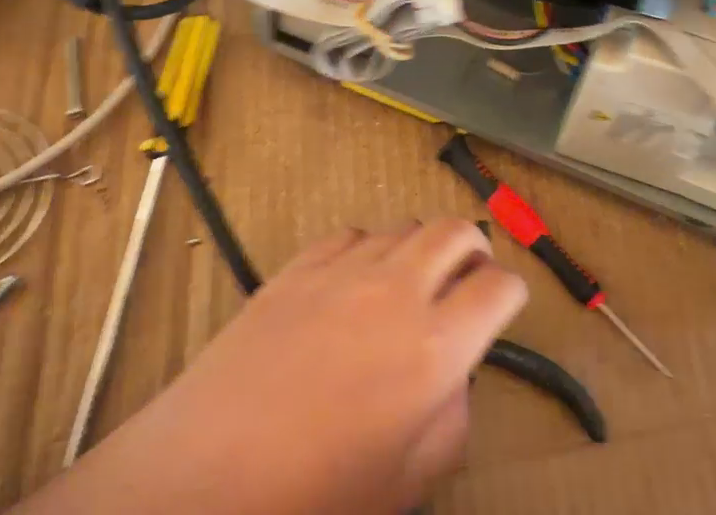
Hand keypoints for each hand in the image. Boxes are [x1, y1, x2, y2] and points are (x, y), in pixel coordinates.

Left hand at [20, 219, 527, 514]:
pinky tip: (354, 284)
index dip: (511, 293)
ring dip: (420, 248)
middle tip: (467, 280)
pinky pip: (349, 235)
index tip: (502, 308)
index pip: (500, 286)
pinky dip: (368, 249)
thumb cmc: (314, 493)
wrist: (204, 477)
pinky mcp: (295, 270)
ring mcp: (342, 273)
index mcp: (436, 346)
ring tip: (408, 285)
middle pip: (456, 230)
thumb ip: (452, 415)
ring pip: (403, 226)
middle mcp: (397, 291)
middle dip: (475, 249)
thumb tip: (453, 372)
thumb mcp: (410, 477)